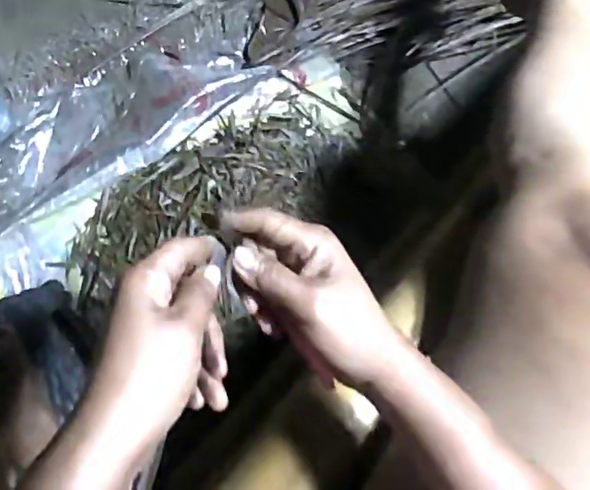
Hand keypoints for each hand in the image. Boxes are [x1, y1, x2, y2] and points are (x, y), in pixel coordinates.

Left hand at [47, 236, 227, 484]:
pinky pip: (171, 350)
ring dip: (205, 358)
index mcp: (146, 279)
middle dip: (211, 329)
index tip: (231, 252)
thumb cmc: (153, 372)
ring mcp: (138, 327)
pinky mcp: (140, 355)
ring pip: (183, 327)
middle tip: (223, 362)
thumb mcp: (186, 329)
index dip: (205, 248)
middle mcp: (140, 297)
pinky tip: (201, 401)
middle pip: (186, 294)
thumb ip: (201, 294)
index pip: (180, 248)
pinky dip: (189, 372)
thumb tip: (209, 268)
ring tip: (218, 394)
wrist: (113, 435)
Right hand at [223, 208, 408, 391]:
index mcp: (312, 241)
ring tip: (265, 322)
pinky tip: (274, 329)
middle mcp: (304, 250)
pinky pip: (269, 290)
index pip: (267, 221)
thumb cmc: (348, 331)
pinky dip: (266, 307)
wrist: (378, 369)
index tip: (212, 226)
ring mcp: (301, 271)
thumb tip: (235, 254)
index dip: (240, 221)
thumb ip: (270, 278)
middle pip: (259, 247)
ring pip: (261, 271)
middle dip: (248, 274)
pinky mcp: (298, 292)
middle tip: (250, 304)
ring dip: (257, 296)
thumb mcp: (307, 304)